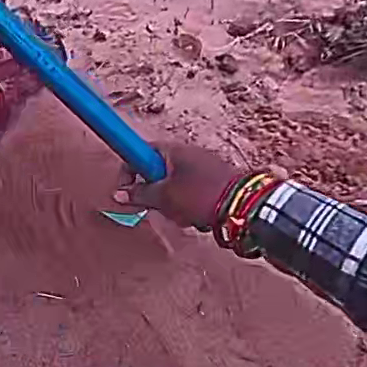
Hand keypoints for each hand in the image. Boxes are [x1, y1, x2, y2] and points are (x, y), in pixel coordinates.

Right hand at [114, 143, 246, 229]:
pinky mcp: (216, 180)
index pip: (139, 152)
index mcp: (172, 150)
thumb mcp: (164, 197)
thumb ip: (139, 194)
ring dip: (171, 201)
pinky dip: (188, 204)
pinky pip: (191, 191)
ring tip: (181, 215)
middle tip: (156, 207)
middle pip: (156, 171)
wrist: (248, 205)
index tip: (127, 190)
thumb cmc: (200, 195)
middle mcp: (187, 153)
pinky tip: (196, 217)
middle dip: (153, 192)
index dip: (128, 171)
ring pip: (173, 184)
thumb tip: (118, 194)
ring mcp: (203, 166)